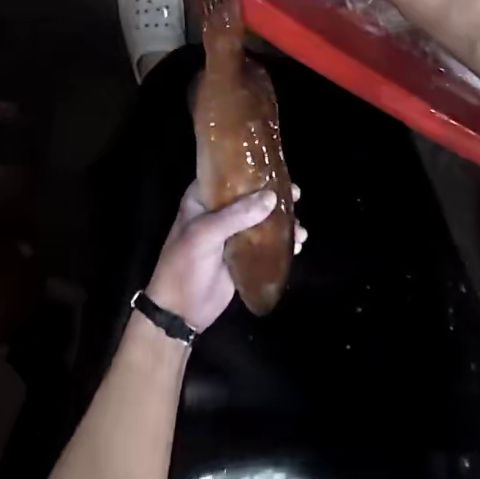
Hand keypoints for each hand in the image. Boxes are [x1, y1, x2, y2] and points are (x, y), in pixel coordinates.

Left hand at [146, 180, 306, 333]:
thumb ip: (236, 215)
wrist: (179, 312)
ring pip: (263, 217)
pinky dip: (283, 240)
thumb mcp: (205, 235)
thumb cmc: (184, 265)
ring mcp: (233, 232)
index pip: (228, 173)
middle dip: (276, 195)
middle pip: (252, 194)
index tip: (276, 166)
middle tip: (296, 195)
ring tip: (300, 228)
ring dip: (283, 220)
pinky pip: (267, 241)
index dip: (252, 167)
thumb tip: (271, 197)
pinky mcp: (244, 253)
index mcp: (203, 198)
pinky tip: (298, 244)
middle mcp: (219, 210)